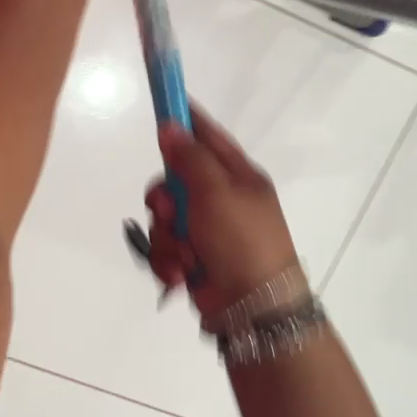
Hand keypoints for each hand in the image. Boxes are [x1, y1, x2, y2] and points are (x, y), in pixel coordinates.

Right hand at [143, 104, 300, 322]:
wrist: (255, 308)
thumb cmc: (241, 240)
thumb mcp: (216, 191)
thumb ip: (189, 157)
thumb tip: (170, 125)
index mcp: (237, 176)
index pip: (206, 136)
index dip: (184, 121)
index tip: (160, 107)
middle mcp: (221, 199)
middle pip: (173, 181)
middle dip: (164, 201)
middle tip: (169, 213)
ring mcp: (207, 231)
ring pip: (164, 219)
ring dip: (167, 239)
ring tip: (184, 257)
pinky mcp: (193, 259)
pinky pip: (165, 248)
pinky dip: (169, 262)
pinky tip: (180, 275)